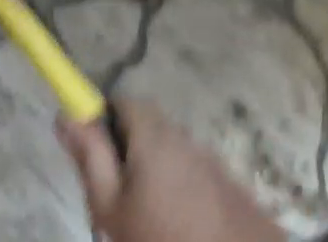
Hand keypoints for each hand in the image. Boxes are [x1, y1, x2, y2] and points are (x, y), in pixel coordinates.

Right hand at [56, 101, 282, 241]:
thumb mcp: (107, 205)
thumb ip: (88, 155)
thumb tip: (68, 115)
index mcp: (160, 148)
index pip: (131, 104)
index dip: (109, 114)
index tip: (97, 140)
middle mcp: (200, 154)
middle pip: (162, 129)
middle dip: (137, 141)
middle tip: (123, 178)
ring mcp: (235, 183)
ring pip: (190, 157)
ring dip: (170, 167)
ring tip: (160, 206)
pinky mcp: (260, 211)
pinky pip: (219, 184)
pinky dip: (201, 192)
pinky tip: (196, 223)